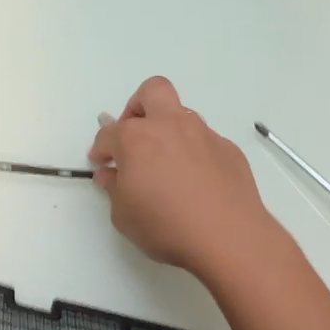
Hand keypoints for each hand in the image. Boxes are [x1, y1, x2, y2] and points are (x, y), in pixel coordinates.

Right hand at [88, 76, 276, 274]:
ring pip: (181, 115)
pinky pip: (204, 141)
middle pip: (152, 92)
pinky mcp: (228, 149)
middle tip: (134, 136)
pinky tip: (195, 181)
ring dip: (168, 130)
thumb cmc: (166, 225)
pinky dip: (193, 153)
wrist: (228, 237)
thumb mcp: (123, 215)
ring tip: (166, 165)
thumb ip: (113, 188)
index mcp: (136, 138)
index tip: (101, 163)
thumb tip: (111, 174)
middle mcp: (170, 126)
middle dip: (136, 107)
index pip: (109, 133)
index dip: (101, 148)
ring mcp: (203, 134)